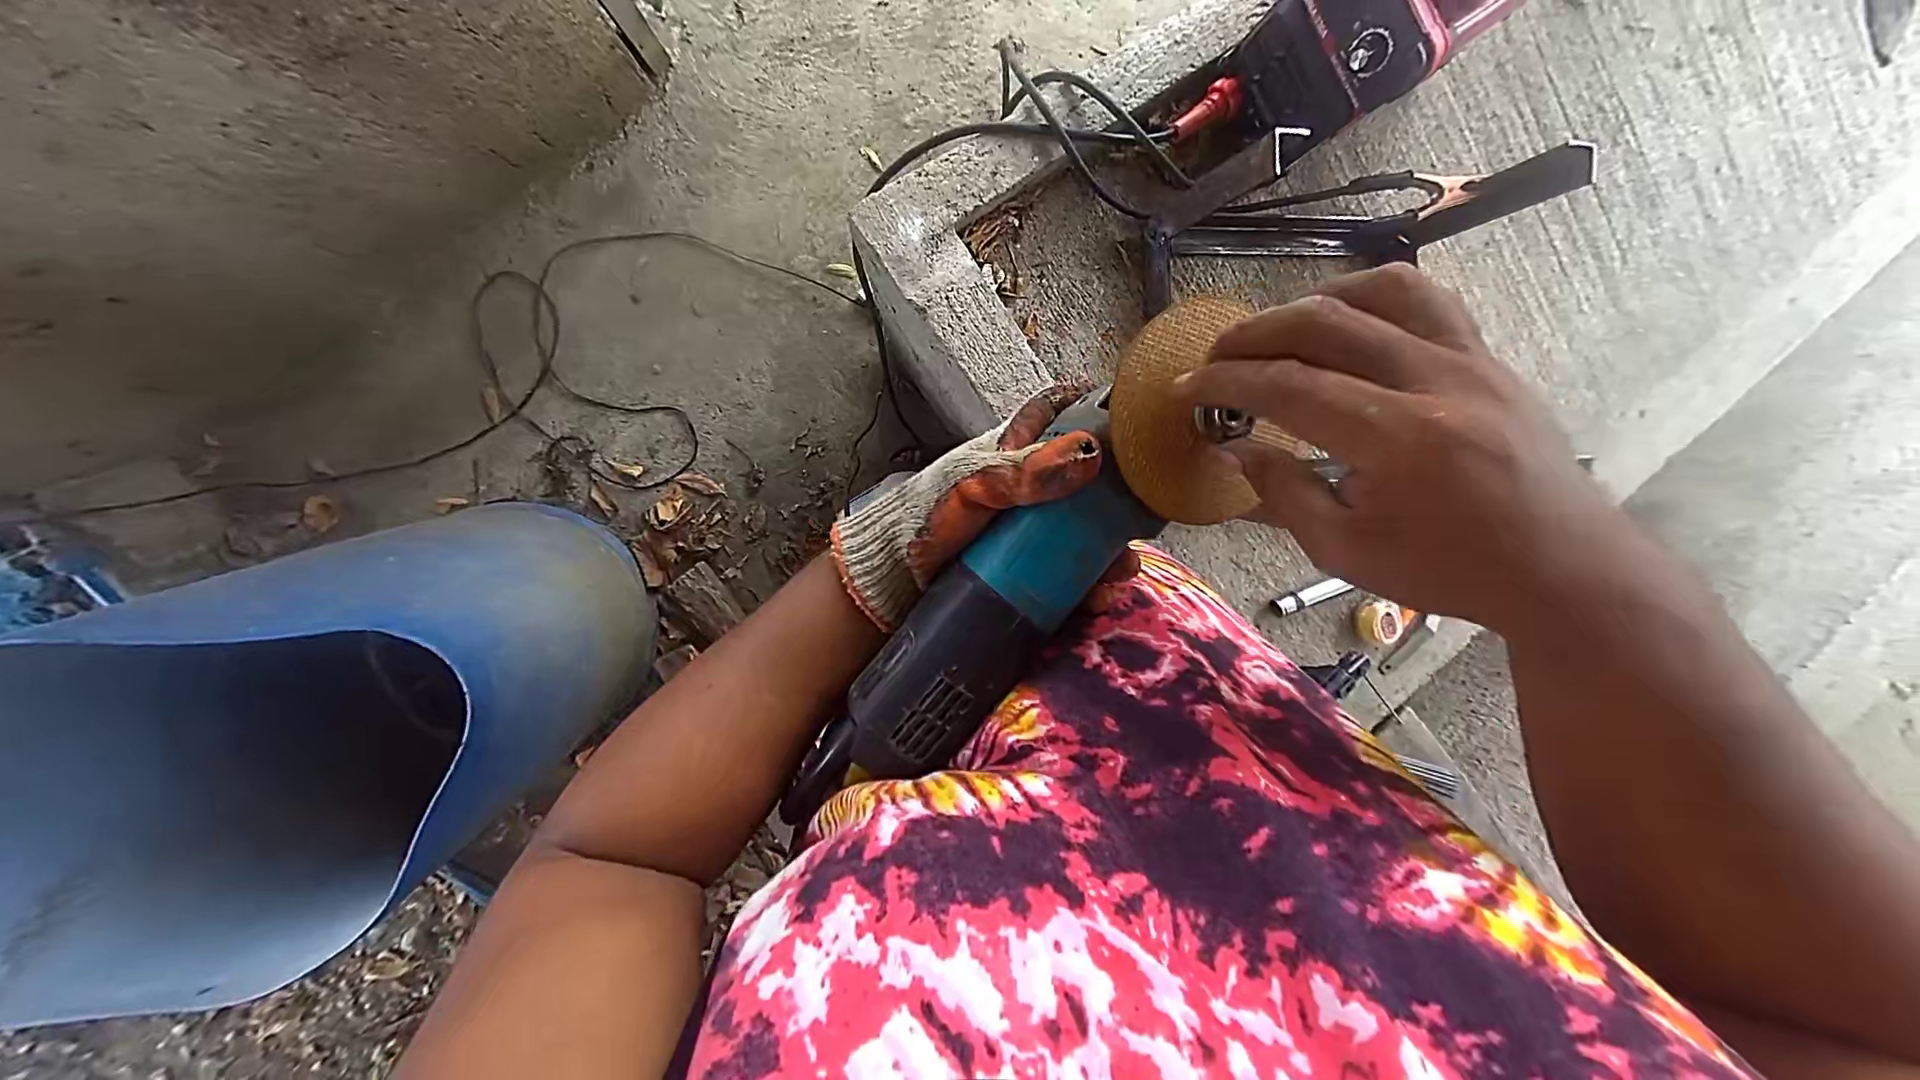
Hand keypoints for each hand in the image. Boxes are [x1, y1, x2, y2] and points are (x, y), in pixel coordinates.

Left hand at [832, 383, 1135, 631]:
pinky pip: (1070, 573)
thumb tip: (1089, 452)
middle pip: (1088, 484)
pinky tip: (1097, 597)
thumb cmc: (926, 521)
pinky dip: (1090, 585)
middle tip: (1133, 526)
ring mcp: (1030, 530)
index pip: (1060, 417)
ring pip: (1086, 533)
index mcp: (1014, 453)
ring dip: (1110, 552)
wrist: (895, 581)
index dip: (1094, 414)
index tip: (1130, 428)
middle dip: (1117, 505)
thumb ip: (1025, 470)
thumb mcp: (975, 487)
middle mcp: (1030, 488)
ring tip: (1118, 572)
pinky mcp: (1028, 568)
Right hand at [1175, 264, 1631, 634]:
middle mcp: (1436, 382)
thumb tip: (1233, 448)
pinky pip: (1425, 299)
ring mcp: (1470, 360)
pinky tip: (1341, 324)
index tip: (1186, 388)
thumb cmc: (1444, 570)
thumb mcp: (1342, 549)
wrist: (1561, 567)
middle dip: (1253, 335)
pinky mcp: (1487, 357)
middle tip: (1214, 358)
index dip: (1226, 383)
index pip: (1290, 387)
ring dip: (1310, 302)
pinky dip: (1369, 298)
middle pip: (1325, 324)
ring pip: (1380, 290)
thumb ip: (1281, 491)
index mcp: (1398, 439)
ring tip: (1274, 333)